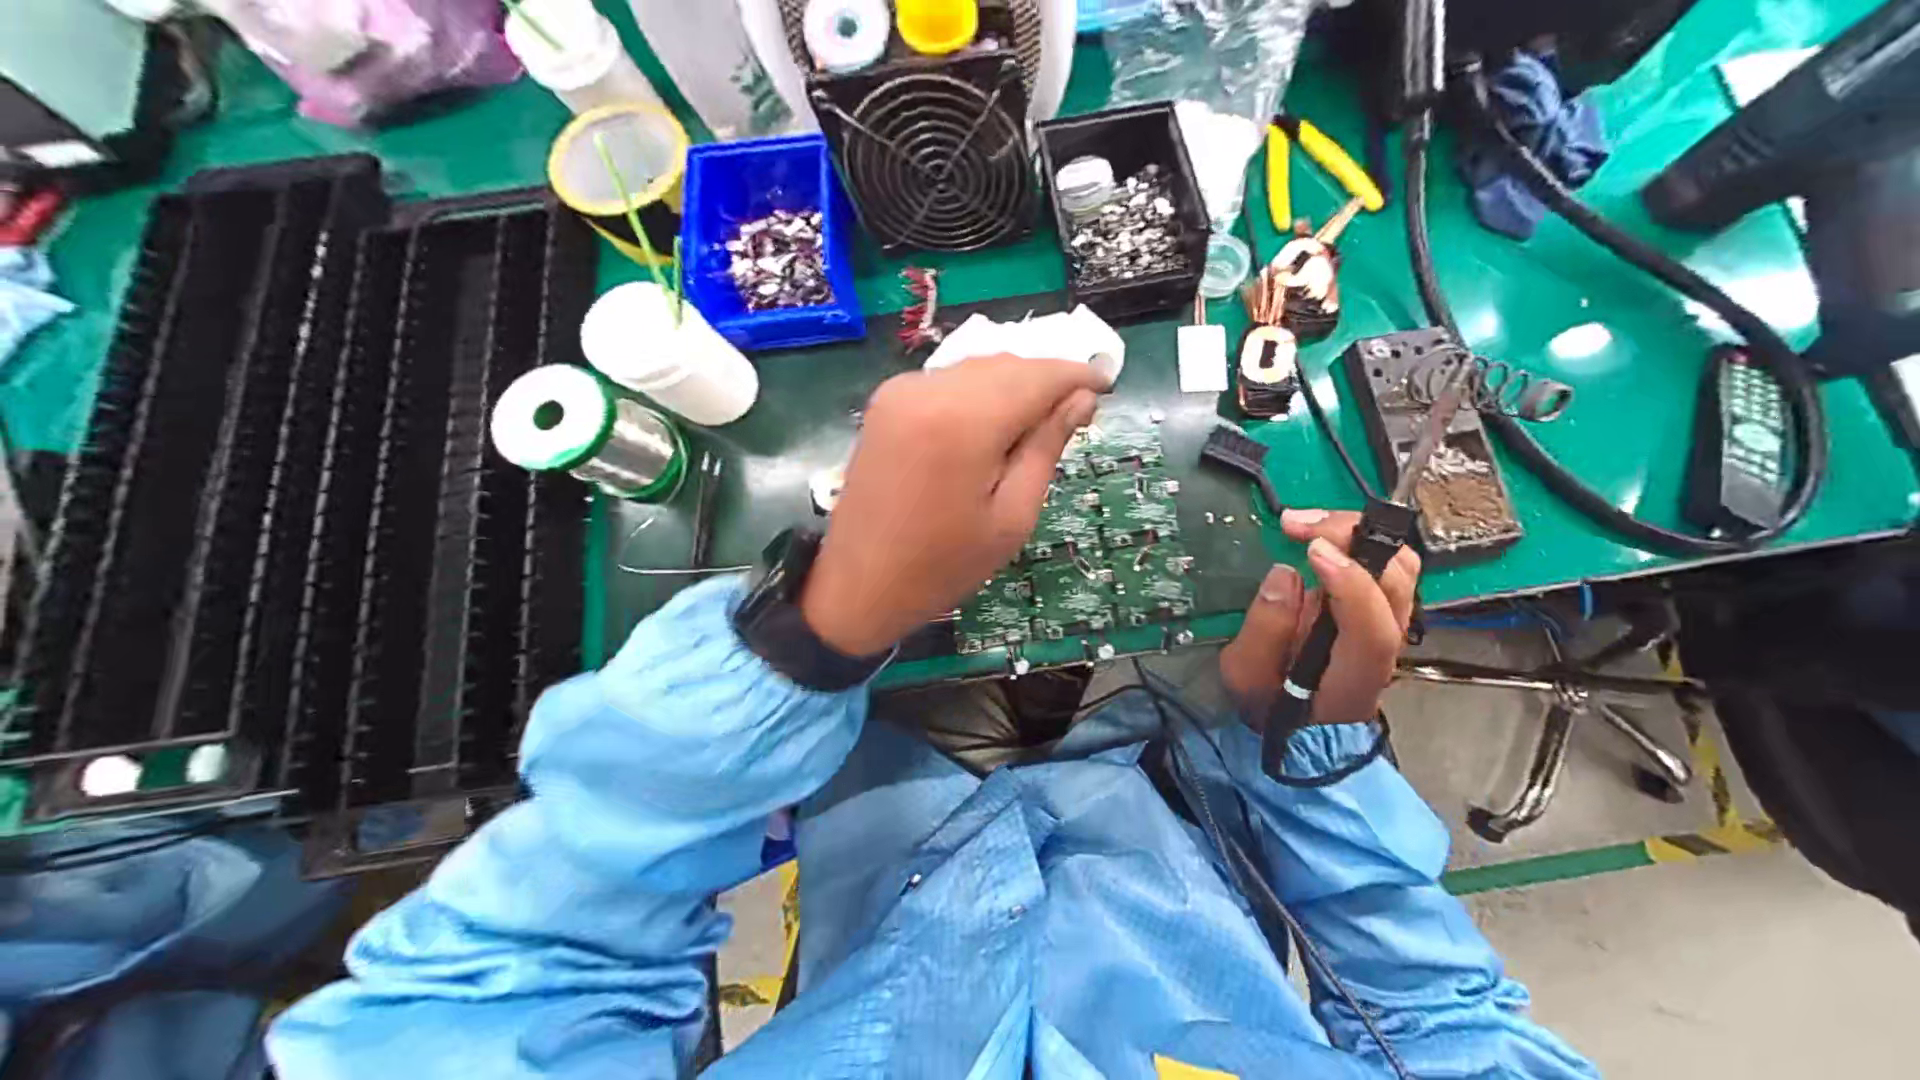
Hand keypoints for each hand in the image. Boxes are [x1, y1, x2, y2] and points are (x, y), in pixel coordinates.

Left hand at [800, 354, 1105, 654]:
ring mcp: (900, 392)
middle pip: (1007, 365)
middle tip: (1072, 419)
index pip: (1038, 375)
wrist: (857, 585)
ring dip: (1012, 388)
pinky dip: (977, 395)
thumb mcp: (1012, 517)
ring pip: (977, 370)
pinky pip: (948, 383)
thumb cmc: (943, 566)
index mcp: (964, 420)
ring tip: (1031, 430)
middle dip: (1045, 383)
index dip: (1077, 376)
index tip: (1105, 388)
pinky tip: (988, 430)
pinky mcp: (885, 403)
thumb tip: (1080, 398)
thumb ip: (1046, 447)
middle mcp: (928, 389)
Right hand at [1218, 508, 1420, 726]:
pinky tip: (1317, 536)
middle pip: (1399, 584)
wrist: (1298, 725)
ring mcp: (1387, 625)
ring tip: (1305, 525)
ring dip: (1357, 534)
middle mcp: (1385, 649)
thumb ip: (1263, 632)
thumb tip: (1284, 575)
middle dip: (1355, 539)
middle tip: (1300, 524)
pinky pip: (1383, 566)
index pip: (1372, 629)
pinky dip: (1356, 541)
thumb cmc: (1270, 706)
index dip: (1350, 583)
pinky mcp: (1377, 608)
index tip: (1312, 549)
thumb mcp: (1246, 678)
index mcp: (1354, 678)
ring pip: (1400, 567)